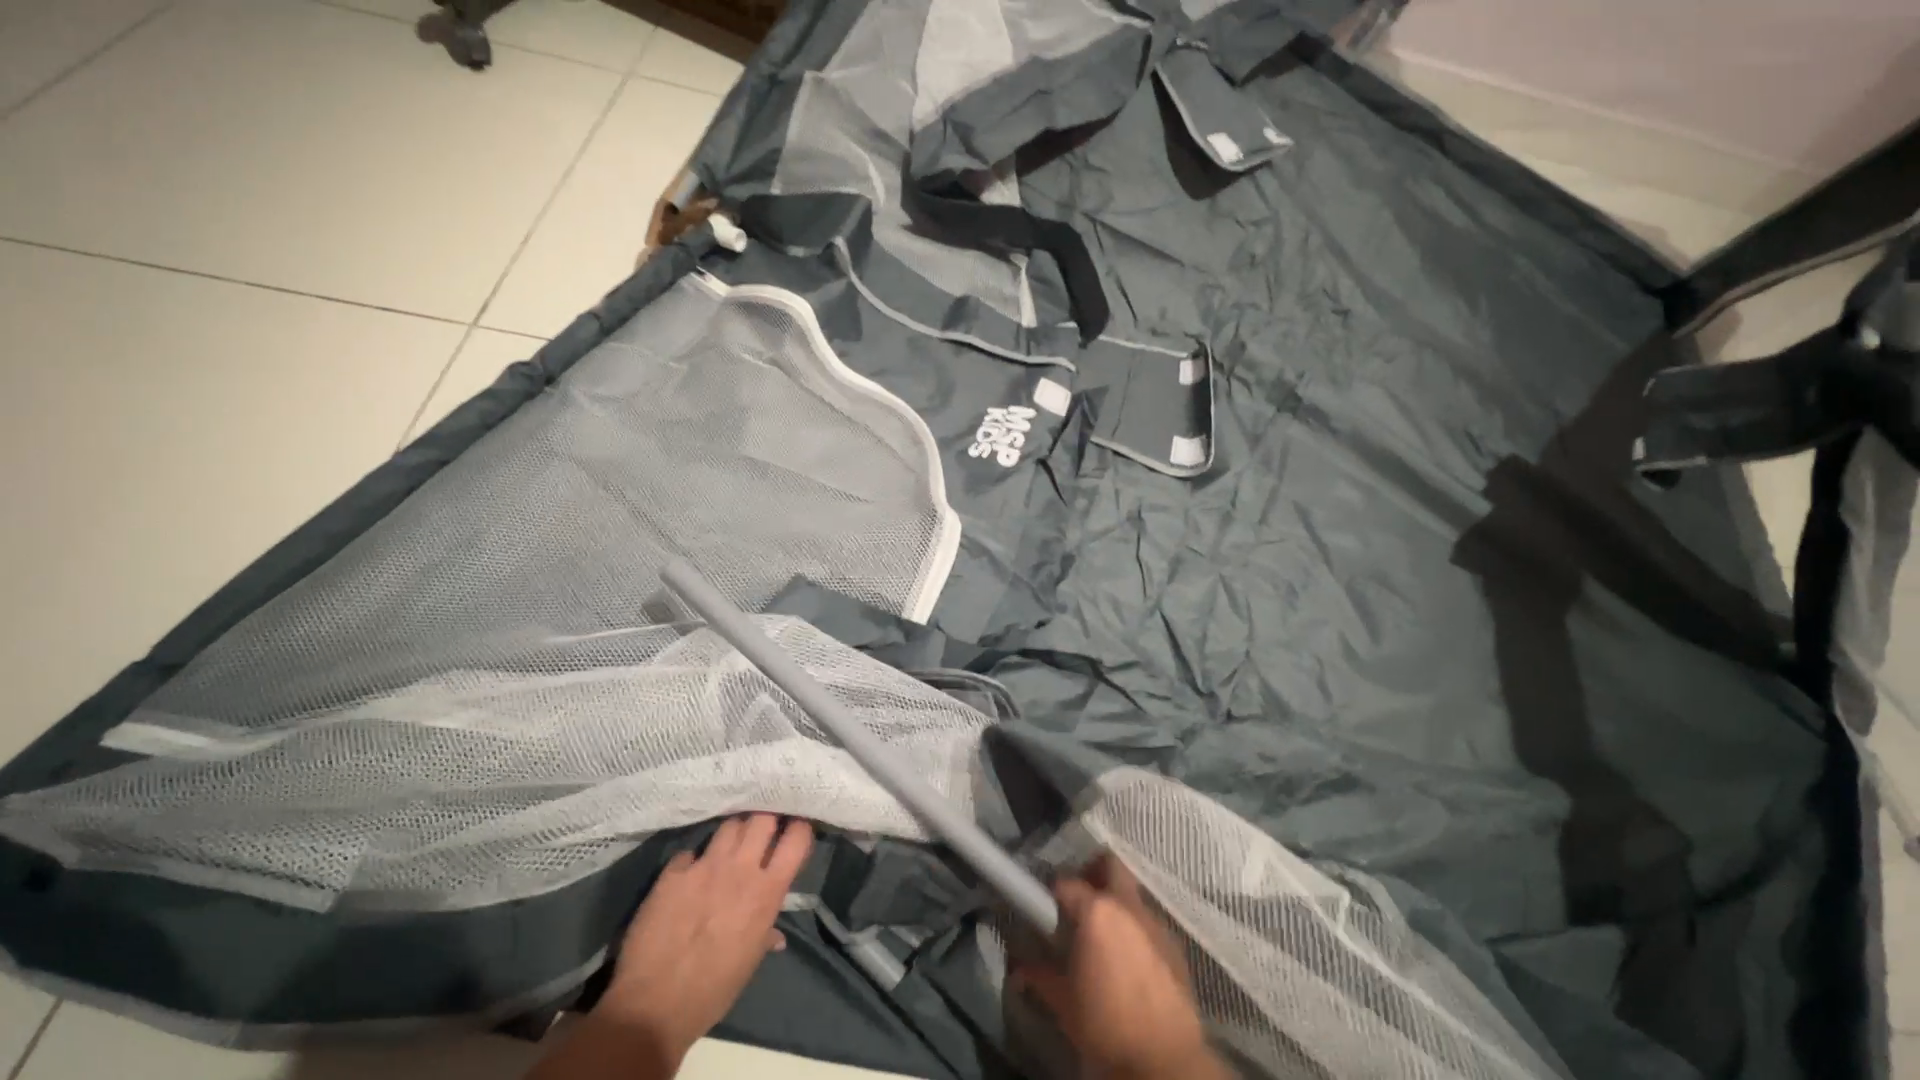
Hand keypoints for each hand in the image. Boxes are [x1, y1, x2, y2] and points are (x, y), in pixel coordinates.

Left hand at [596, 814, 812, 1055]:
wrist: (655, 1003)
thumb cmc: (714, 989)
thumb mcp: (749, 961)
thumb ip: (765, 935)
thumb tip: (776, 936)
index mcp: (767, 892)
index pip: (796, 839)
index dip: (798, 830)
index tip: (794, 832)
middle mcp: (740, 870)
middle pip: (762, 819)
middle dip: (765, 820)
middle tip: (762, 832)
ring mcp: (704, 867)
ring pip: (728, 825)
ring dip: (734, 832)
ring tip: (730, 845)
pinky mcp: (673, 872)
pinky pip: (690, 852)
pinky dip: (694, 860)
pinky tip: (690, 874)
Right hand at [1011, 855, 1223, 1079]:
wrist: (1164, 1059)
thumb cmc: (1105, 1024)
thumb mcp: (1062, 1001)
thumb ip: (1038, 975)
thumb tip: (1019, 968)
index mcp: (1097, 912)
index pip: (1066, 882)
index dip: (1052, 892)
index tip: (1044, 906)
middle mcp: (1128, 907)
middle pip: (1111, 866)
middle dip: (1092, 872)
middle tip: (1077, 898)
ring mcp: (1156, 924)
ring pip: (1133, 895)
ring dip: (1116, 903)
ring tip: (1101, 934)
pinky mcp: (1175, 946)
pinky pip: (1149, 923)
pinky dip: (1134, 929)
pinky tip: (1127, 958)